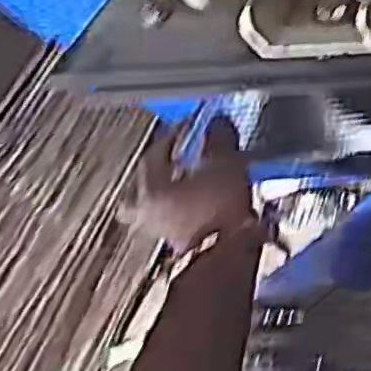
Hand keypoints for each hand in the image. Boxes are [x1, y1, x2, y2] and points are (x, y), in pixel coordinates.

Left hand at [126, 116, 253, 253]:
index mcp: (149, 188)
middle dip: (164, 163)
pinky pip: (171, 210)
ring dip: (172, 183)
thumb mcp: (225, 163)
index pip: (155, 153)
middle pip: (146, 180)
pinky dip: (182, 199)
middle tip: (180, 152)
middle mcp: (144, 208)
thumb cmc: (219, 205)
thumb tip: (216, 121)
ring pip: (156, 198)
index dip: (175, 134)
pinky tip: (200, 194)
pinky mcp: (172, 236)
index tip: (191, 123)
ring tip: (192, 173)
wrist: (226, 248)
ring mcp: (156, 225)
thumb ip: (218, 140)